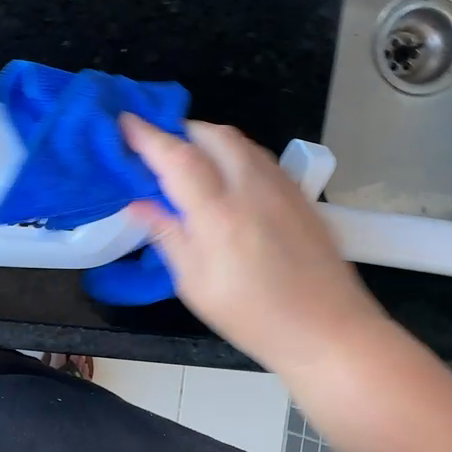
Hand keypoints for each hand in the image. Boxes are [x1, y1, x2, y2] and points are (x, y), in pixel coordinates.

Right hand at [120, 115, 387, 373]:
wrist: (328, 329)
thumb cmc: (252, 317)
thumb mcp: (194, 285)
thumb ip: (168, 237)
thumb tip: (140, 205)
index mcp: (218, 215)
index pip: (176, 158)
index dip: (146, 136)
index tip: (123, 122)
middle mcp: (252, 189)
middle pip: (211, 135)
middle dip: (178, 131)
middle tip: (153, 146)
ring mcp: (281, 188)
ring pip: (239, 142)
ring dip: (206, 140)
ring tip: (184, 159)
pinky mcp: (299, 195)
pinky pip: (259, 157)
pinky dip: (232, 153)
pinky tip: (223, 177)